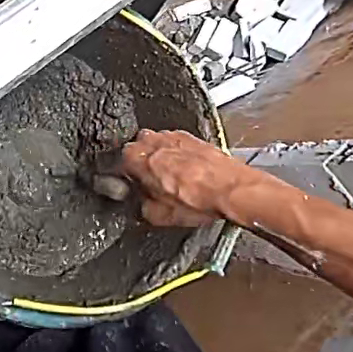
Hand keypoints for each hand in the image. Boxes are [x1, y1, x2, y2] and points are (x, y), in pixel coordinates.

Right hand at [119, 129, 240, 227]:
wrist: (235, 190)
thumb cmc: (202, 199)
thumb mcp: (161, 216)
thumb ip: (142, 207)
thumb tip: (141, 205)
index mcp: (136, 158)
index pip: (117, 164)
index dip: (123, 178)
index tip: (130, 187)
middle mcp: (152, 141)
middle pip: (136, 150)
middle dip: (141, 164)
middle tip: (152, 183)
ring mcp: (172, 136)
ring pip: (155, 144)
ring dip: (159, 157)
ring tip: (172, 176)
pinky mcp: (191, 137)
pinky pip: (175, 144)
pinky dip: (177, 154)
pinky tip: (188, 170)